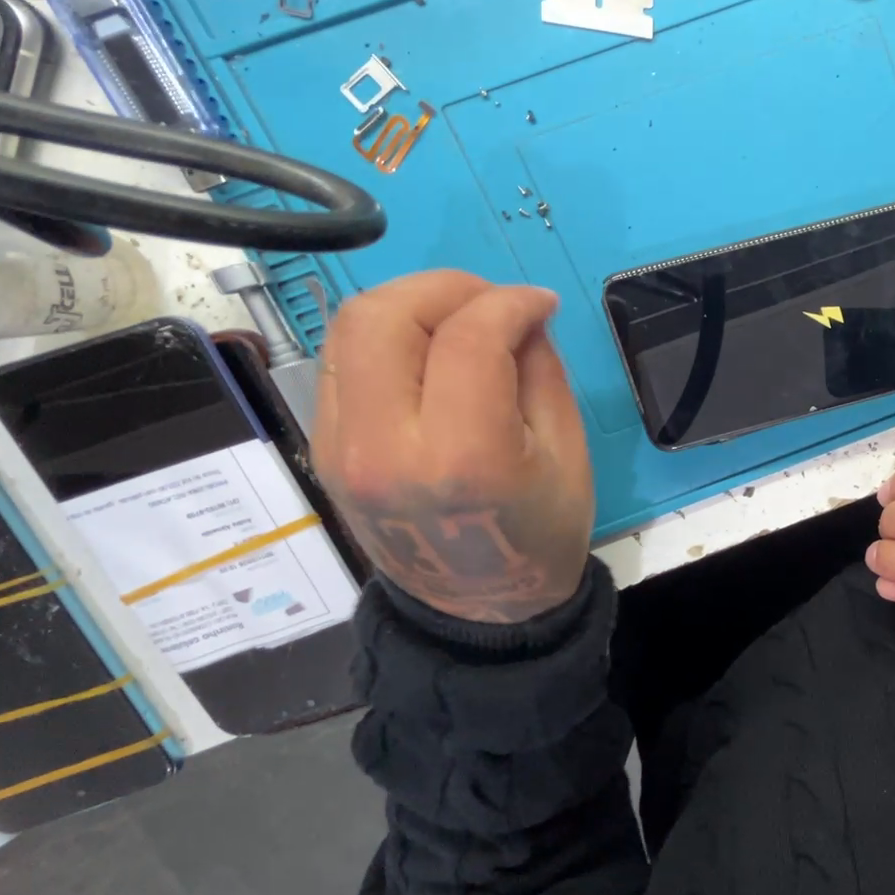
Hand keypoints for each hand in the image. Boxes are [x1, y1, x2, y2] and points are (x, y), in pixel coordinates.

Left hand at [312, 270, 593, 623]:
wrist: (479, 607)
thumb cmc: (543, 533)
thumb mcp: (568, 454)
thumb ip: (540, 374)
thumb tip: (518, 319)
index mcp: (466, 455)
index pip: (470, 340)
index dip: (510, 303)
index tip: (542, 303)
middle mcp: (386, 446)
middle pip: (384, 318)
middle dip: (445, 287)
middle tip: (491, 298)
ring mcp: (342, 447)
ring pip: (349, 331)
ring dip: (408, 304)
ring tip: (459, 316)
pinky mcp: (325, 448)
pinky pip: (342, 364)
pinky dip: (385, 339)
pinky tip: (427, 351)